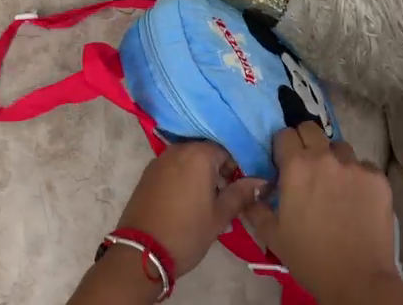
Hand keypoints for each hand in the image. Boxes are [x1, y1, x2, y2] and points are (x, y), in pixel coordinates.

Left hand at [117, 141, 267, 278]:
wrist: (142, 252)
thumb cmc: (186, 232)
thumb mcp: (219, 217)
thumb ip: (240, 194)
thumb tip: (260, 182)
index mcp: (199, 154)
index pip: (227, 150)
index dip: (237, 168)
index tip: (240, 189)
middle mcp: (179, 149)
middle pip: (206, 152)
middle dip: (218, 170)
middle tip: (225, 197)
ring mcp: (160, 159)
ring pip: (188, 159)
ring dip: (199, 174)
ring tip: (206, 201)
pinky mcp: (148, 173)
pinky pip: (172, 167)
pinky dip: (182, 177)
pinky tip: (185, 201)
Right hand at [242, 123, 402, 303]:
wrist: (358, 281)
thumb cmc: (311, 259)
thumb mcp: (274, 237)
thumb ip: (257, 209)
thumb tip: (251, 192)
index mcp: (296, 167)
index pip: (285, 134)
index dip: (282, 147)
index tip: (284, 163)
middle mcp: (325, 157)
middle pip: (311, 128)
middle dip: (305, 142)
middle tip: (307, 167)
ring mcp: (354, 165)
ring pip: (340, 147)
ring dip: (334, 159)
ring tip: (335, 185)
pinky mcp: (377, 178)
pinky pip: (364, 167)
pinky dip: (358, 177)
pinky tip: (357, 200)